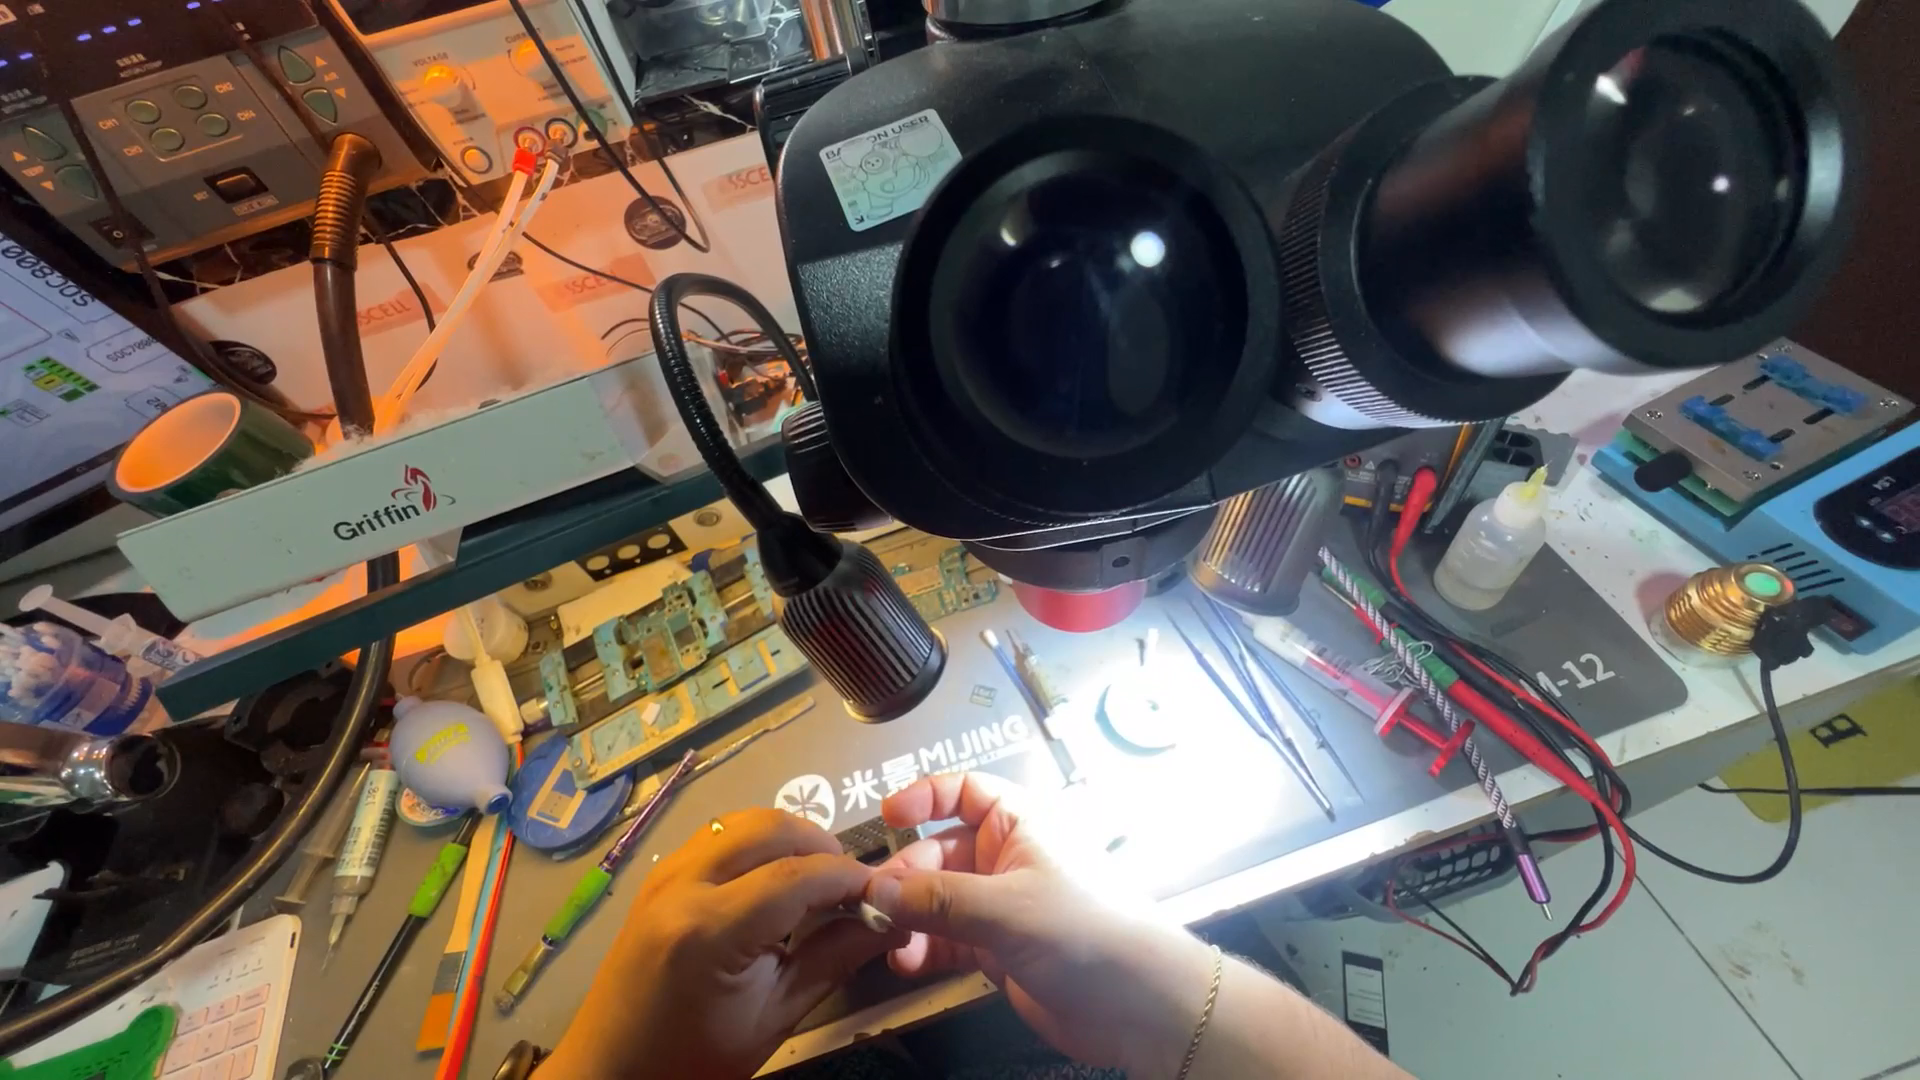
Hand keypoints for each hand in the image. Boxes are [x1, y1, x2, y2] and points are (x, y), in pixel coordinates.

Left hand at [546, 807, 903, 1079]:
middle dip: (821, 844)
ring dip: (790, 833)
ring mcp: (666, 871)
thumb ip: (834, 958)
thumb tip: (891, 919)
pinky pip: (721, 829)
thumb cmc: (693, 1059)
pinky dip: (758, 837)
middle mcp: (684, 884)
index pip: (797, 877)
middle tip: (849, 879)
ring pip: (745, 818)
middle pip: (771, 828)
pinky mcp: (661, 871)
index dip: (848, 876)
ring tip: (815, 871)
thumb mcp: (774, 1018)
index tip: (881, 889)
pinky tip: (774, 869)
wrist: (609, 1075)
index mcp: (710, 930)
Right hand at [865, 773, 1216, 1075]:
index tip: (887, 817)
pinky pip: (946, 937)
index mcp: (1018, 822)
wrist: (1142, 1007)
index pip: (964, 791)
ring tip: (887, 941)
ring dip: (909, 916)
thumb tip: (876, 889)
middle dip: (906, 876)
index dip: (925, 797)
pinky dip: (923, 947)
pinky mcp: (994, 947)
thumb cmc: (1084, 930)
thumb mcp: (1010, 908)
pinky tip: (904, 962)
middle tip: (873, 905)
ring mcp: (998, 903)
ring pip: (937, 898)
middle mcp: (1004, 855)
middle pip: (939, 850)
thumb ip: (941, 900)